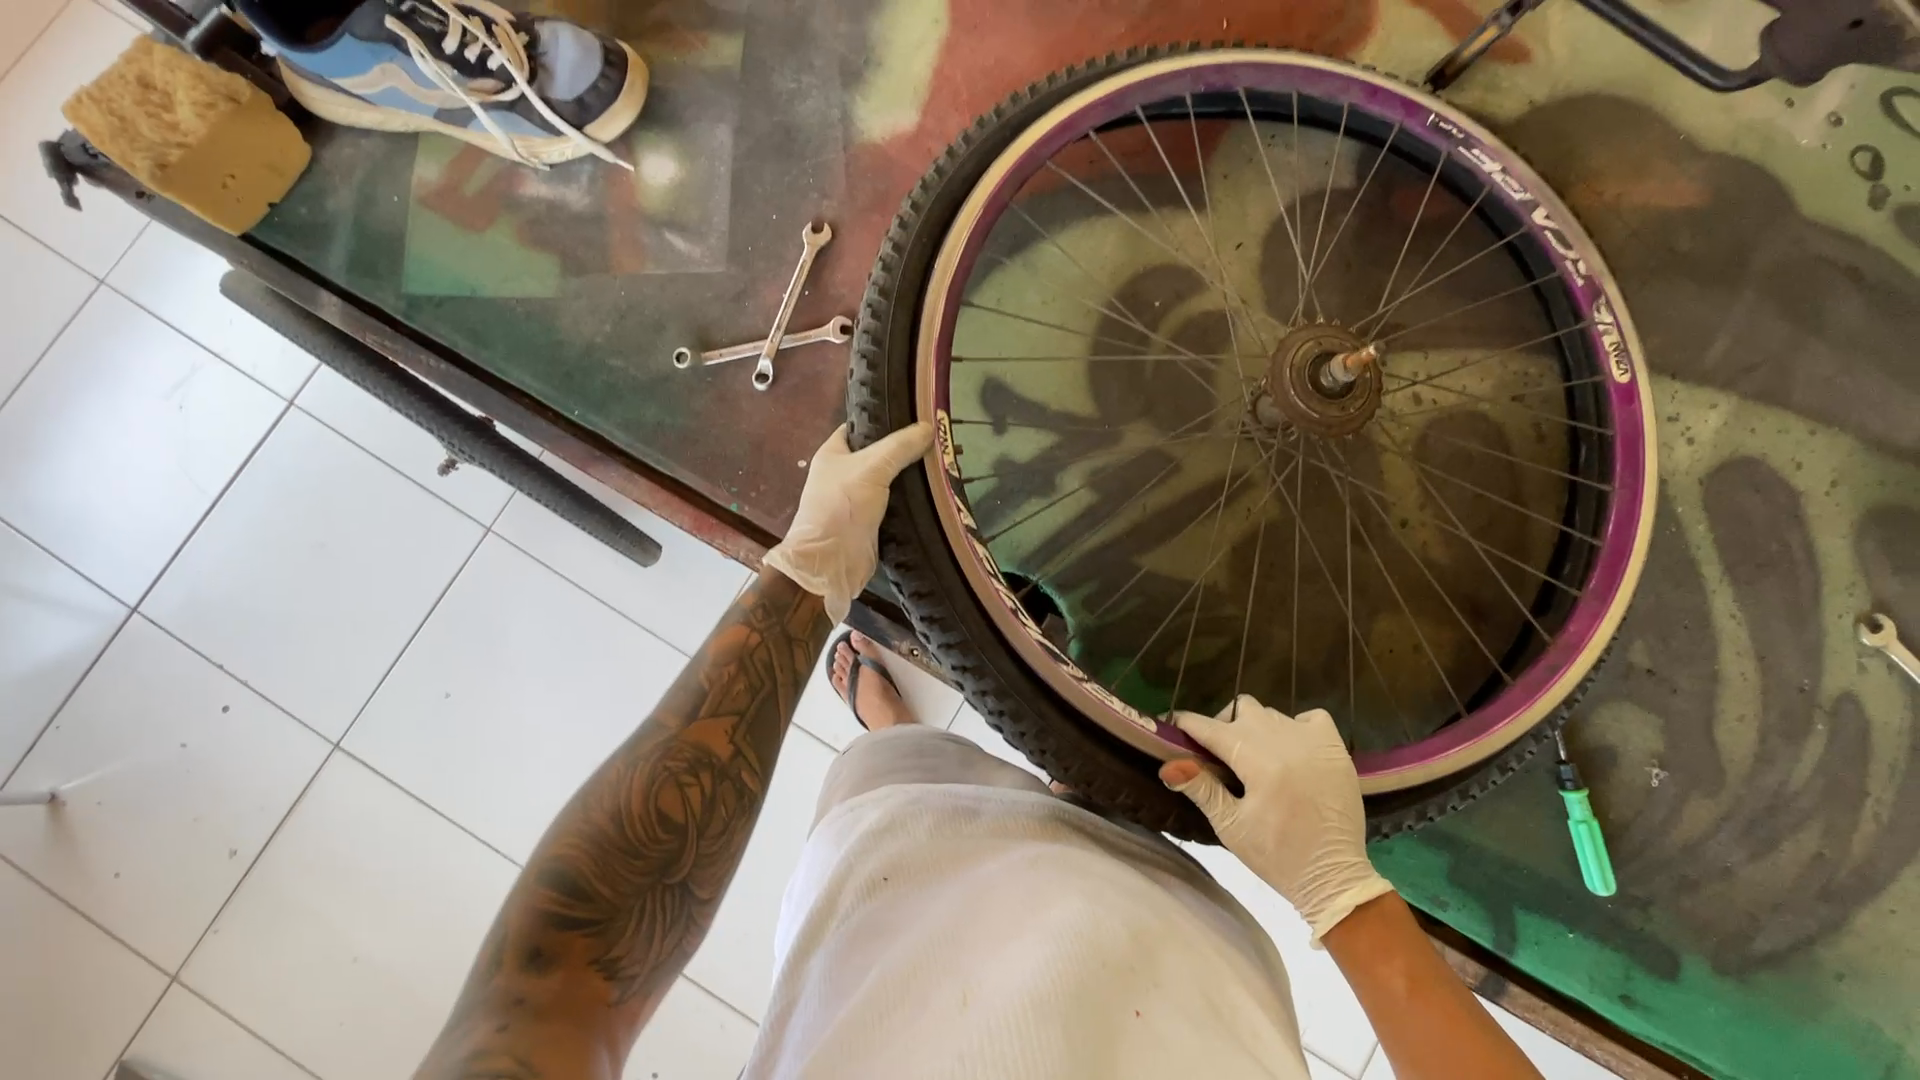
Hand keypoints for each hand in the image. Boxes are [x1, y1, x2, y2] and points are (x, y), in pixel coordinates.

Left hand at [764, 422, 933, 621]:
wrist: (831, 563)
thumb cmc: (842, 507)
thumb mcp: (871, 468)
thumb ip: (900, 447)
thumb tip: (928, 426)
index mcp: (833, 454)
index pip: (859, 427)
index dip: (883, 420)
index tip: (914, 416)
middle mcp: (844, 475)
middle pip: (879, 454)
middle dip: (905, 450)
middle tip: (938, 441)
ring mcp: (859, 500)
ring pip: (891, 481)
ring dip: (913, 477)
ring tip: (943, 464)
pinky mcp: (873, 523)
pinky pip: (897, 505)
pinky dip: (913, 501)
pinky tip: (936, 495)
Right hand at [1160, 695, 1393, 941]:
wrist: (1333, 877)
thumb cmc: (1276, 855)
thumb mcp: (1230, 826)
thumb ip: (1200, 788)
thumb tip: (1168, 764)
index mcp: (1257, 762)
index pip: (1211, 728)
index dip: (1188, 724)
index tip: (1174, 725)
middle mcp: (1285, 741)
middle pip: (1241, 710)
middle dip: (1222, 725)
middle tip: (1217, 753)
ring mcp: (1313, 741)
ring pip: (1272, 713)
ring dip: (1255, 727)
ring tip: (1253, 756)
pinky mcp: (1336, 748)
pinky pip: (1309, 717)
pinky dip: (1295, 725)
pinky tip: (1291, 749)